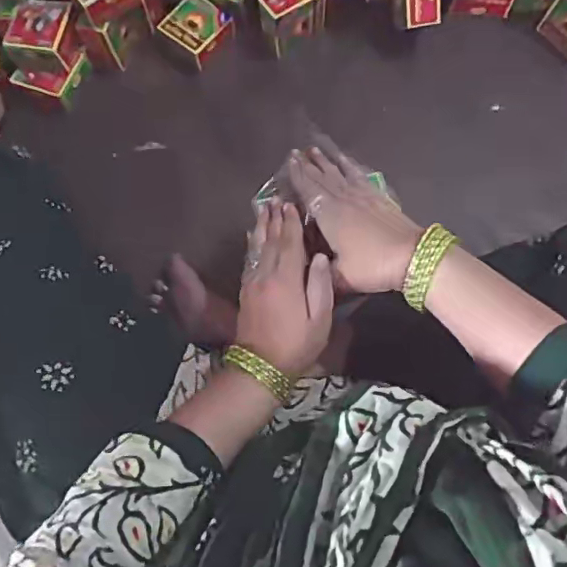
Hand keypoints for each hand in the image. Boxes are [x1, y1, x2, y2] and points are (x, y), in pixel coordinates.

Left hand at [234, 201, 333, 374]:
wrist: (261, 366)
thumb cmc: (297, 344)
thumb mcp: (319, 319)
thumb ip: (321, 285)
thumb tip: (321, 257)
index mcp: (287, 279)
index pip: (290, 244)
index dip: (291, 224)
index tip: (291, 205)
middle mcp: (266, 275)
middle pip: (272, 241)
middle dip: (275, 220)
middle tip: (276, 199)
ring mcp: (253, 282)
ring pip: (258, 248)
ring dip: (261, 228)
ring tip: (263, 209)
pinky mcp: (246, 291)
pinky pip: (250, 260)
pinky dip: (253, 245)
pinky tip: (253, 238)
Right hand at [285, 145, 422, 294]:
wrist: (412, 255)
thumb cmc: (372, 265)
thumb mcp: (340, 276)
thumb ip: (320, 270)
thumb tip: (307, 265)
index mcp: (329, 214)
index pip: (308, 189)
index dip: (297, 175)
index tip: (288, 161)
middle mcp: (342, 198)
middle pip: (321, 177)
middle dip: (307, 164)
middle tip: (296, 152)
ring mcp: (362, 195)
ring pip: (339, 172)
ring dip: (325, 161)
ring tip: (315, 150)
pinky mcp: (377, 196)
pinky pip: (358, 175)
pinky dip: (349, 165)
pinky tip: (345, 159)